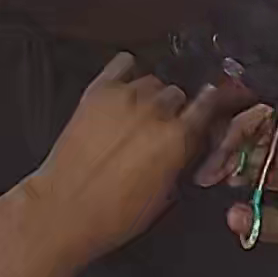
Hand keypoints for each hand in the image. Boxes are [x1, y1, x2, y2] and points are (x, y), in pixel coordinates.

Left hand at [20, 53, 221, 275]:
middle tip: (160, 128)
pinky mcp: (98, 90)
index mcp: (177, 138)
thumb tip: (187, 144)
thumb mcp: (164, 196)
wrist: (65, 208)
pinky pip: (123, 63)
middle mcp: (155, 111)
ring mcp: (125, 96)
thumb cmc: (113, 213)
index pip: (208, 104)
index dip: (212, 104)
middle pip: (177, 93)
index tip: (210, 105)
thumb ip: (181, 160)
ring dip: (149, 95)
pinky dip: (126, 71)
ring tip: (136, 115)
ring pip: (152, 80)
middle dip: (173, 109)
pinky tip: (123, 88)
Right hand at [198, 109, 277, 276]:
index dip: (235, 135)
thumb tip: (230, 215)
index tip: (217, 156)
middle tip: (207, 175)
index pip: (262, 121)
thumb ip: (266, 220)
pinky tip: (236, 195)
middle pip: (257, 138)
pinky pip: (271, 174)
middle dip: (230, 154)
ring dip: (238, 169)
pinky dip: (253, 184)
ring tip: (212, 182)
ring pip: (261, 157)